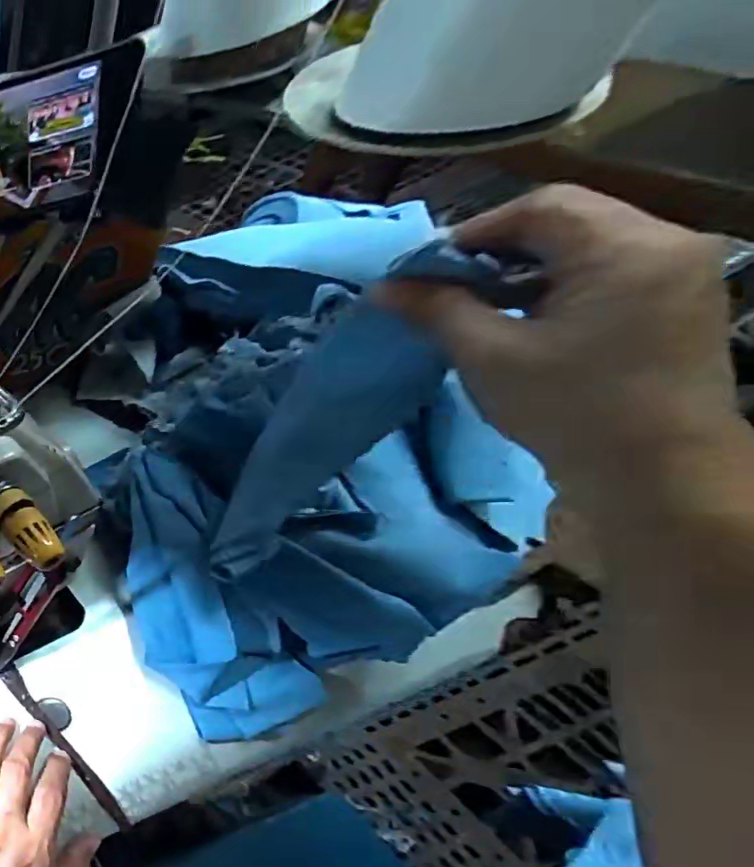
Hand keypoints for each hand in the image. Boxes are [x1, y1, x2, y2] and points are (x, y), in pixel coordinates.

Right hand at [377, 185, 735, 490]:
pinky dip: (550, 279)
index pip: (541, 207)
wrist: (653, 464)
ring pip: (585, 240)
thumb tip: (383, 287)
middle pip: (567, 217)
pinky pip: (605, 265)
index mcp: (627, 249)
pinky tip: (517, 312)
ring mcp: (678, 268)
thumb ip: (437, 310)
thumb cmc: (566, 406)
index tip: (422, 270)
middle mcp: (666, 242)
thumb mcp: (487, 355)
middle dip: (493, 246)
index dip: (471, 231)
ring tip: (471, 301)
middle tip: (439, 284)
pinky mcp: (676, 294)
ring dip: (520, 263)